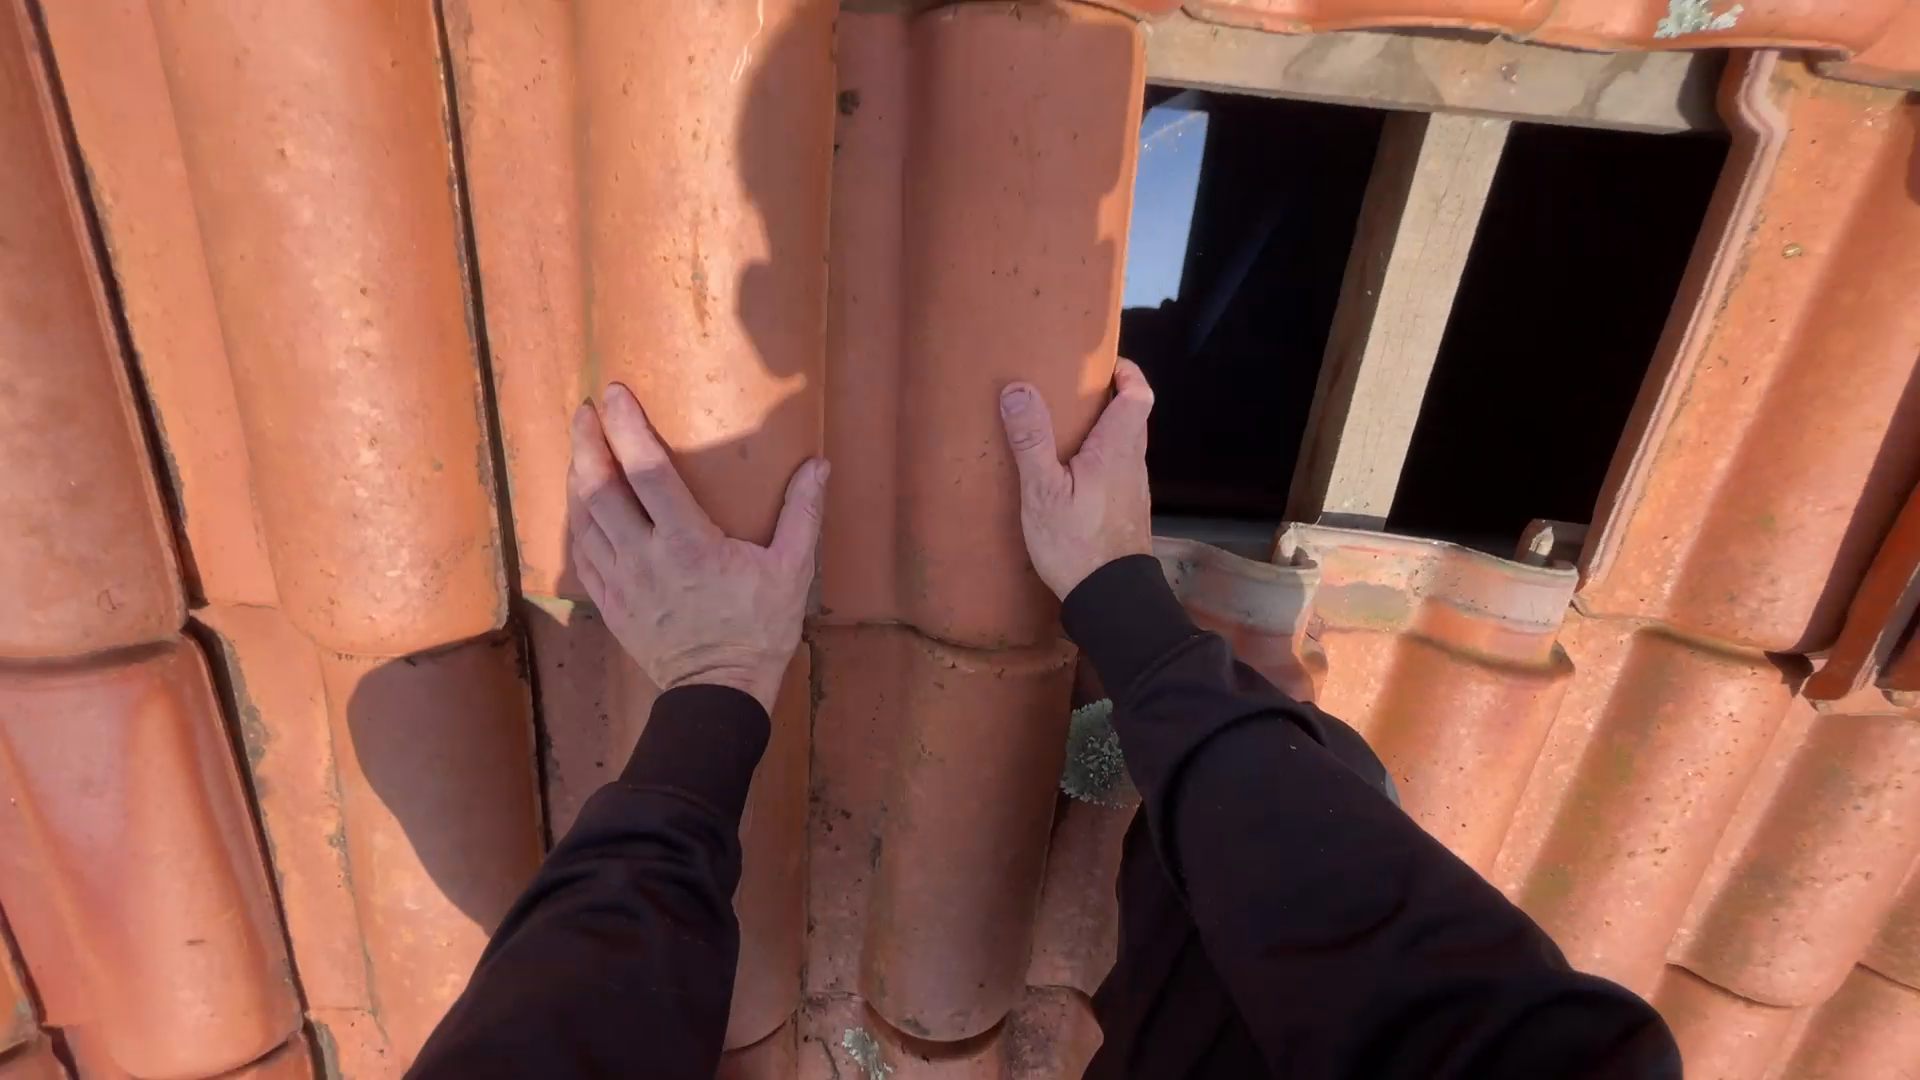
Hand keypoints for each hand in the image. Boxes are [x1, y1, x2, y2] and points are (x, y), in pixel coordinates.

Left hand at [567, 383, 827, 712]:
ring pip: (583, 519)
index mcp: (688, 543)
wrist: (719, 691)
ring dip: (577, 477)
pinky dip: (577, 520)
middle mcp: (644, 557)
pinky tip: (580, 504)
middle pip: (599, 489)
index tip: (614, 394)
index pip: (647, 472)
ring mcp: (621, 582)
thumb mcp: (793, 571)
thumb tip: (818, 465)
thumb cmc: (760, 629)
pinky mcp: (611, 604)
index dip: (627, 428)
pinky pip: (583, 553)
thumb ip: (803, 514)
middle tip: (586, 411)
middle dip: (587, 443)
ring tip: (581, 447)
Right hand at [999, 358, 1154, 599]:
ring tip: (1062, 428)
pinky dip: (1097, 458)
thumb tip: (1019, 389)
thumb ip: (1032, 440)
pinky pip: (1115, 469)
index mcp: (1117, 449)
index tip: (1102, 364)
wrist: (1110, 598)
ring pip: (1123, 445)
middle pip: (1131, 417)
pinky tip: (1068, 473)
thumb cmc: (1077, 544)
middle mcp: (1133, 464)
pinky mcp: (1124, 510)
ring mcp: (1132, 489)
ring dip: (1100, 430)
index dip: (1127, 372)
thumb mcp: (1044, 491)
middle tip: (1069, 391)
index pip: (1139, 395)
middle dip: (1105, 398)